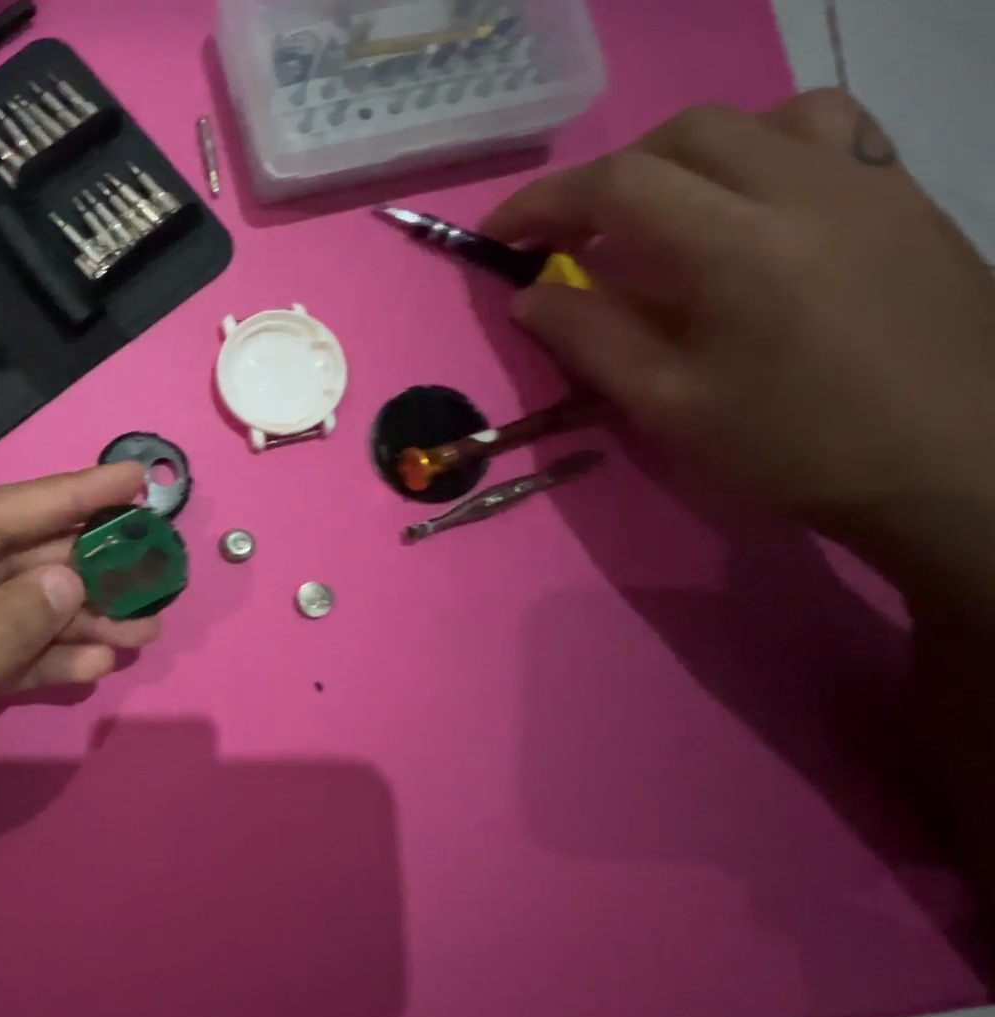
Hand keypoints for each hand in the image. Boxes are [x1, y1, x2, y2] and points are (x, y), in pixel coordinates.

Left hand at [0, 465, 160, 894]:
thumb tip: (68, 579)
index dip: (64, 497)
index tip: (131, 483)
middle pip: (3, 560)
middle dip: (79, 565)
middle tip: (153, 566)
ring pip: (5, 608)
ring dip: (71, 617)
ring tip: (142, 627)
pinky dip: (39, 657)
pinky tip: (92, 663)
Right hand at [483, 91, 994, 606]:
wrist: (960, 466)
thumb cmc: (796, 446)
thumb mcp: (668, 404)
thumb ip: (589, 338)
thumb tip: (527, 295)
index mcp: (739, 246)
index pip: (618, 185)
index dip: (542, 202)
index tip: (499, 235)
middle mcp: (808, 189)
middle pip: (684, 136)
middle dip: (608, 177)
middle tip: (573, 235)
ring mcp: (869, 183)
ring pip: (761, 119)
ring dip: (688, 155)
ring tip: (663, 213)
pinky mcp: (905, 197)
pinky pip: (829, 131)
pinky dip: (764, 149)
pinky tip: (748, 205)